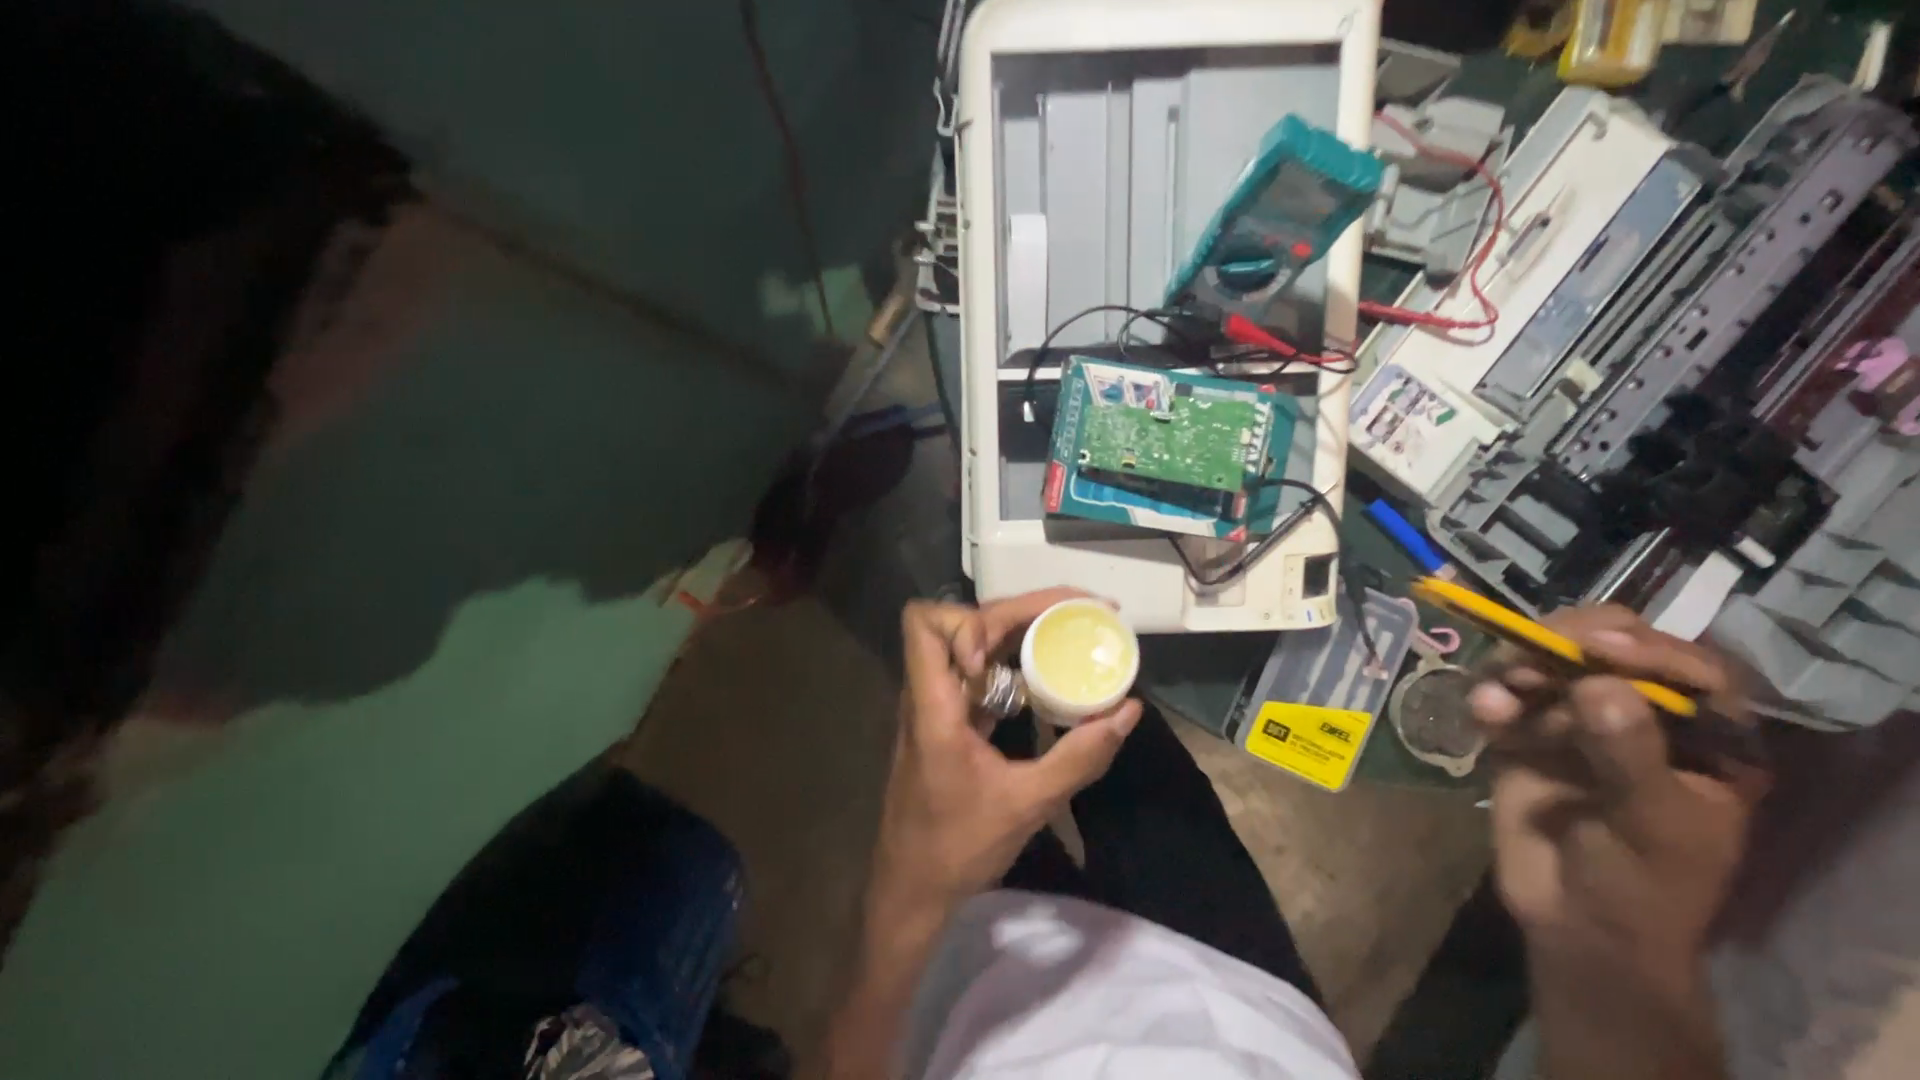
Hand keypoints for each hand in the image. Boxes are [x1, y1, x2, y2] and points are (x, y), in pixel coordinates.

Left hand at [870, 589, 1142, 919]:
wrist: (913, 885)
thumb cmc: (958, 846)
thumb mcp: (1027, 804)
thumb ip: (1078, 757)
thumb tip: (1127, 711)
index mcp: (933, 705)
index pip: (924, 624)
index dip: (966, 622)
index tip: (1003, 651)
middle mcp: (930, 694)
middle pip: (964, 624)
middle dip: (1021, 610)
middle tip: (1083, 611)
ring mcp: (938, 707)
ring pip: (974, 646)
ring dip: (1020, 633)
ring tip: (1074, 633)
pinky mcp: (949, 723)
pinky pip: (981, 676)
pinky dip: (1015, 666)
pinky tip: (1050, 677)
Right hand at [1469, 607, 1765, 975]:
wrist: (1578, 929)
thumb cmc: (1645, 886)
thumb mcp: (1654, 824)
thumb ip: (1630, 753)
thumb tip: (1600, 685)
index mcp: (1703, 735)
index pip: (1685, 668)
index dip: (1644, 647)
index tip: (1599, 645)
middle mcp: (1640, 716)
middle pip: (1608, 650)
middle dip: (1569, 644)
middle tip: (1534, 649)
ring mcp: (1578, 723)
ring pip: (1548, 666)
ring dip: (1519, 667)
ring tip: (1499, 690)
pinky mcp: (1525, 737)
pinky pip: (1506, 700)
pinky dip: (1492, 698)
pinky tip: (1484, 712)